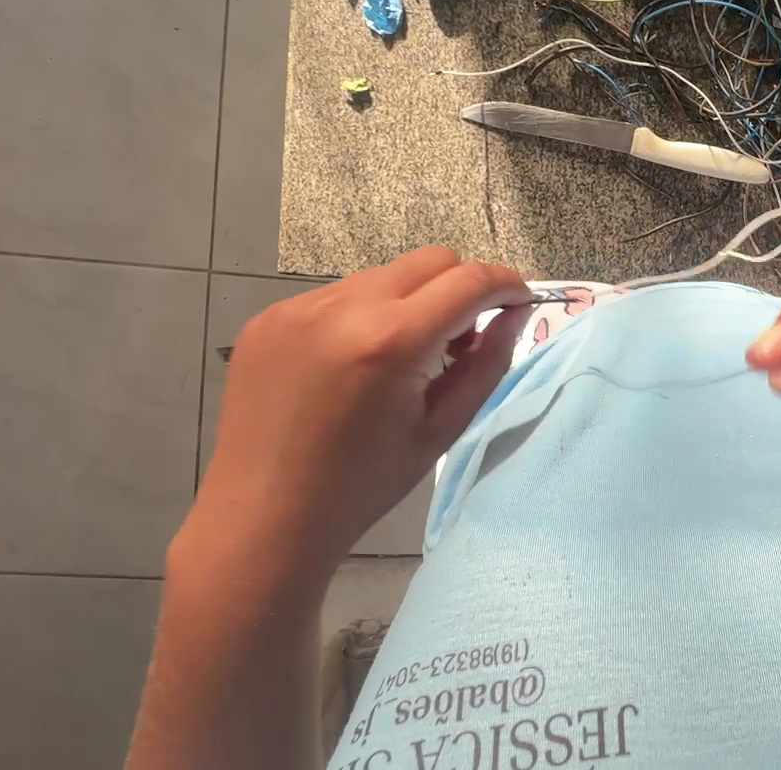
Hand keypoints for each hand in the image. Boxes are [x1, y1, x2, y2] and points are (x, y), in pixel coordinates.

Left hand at [184, 248, 531, 584]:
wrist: (260, 520)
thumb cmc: (364, 484)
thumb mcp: (443, 427)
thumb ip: (489, 361)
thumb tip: (515, 313)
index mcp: (392, 340)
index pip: (470, 280)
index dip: (507, 285)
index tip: (520, 303)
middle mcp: (344, 308)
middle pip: (432, 260)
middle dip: (462, 288)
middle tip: (461, 340)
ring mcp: (299, 307)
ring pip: (387, 274)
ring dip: (414, 301)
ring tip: (404, 357)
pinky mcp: (270, 317)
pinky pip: (343, 294)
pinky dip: (367, 315)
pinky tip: (355, 365)